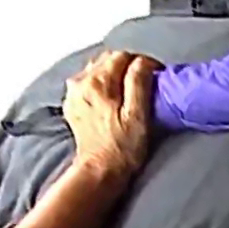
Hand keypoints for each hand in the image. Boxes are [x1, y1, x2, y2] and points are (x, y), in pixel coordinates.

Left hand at [64, 51, 160, 179]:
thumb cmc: (123, 148)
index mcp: (99, 82)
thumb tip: (142, 62)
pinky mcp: (72, 105)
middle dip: (126, 66)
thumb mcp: (138, 116)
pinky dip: (100, 86)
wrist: (100, 171)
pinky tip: (111, 100)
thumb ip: (138, 84)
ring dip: (112, 75)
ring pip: (95, 71)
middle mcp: (81, 82)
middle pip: (106, 60)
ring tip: (128, 90)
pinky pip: (86, 85)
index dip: (142, 63)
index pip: (122, 56)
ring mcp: (74, 94)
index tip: (156, 74)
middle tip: (144, 81)